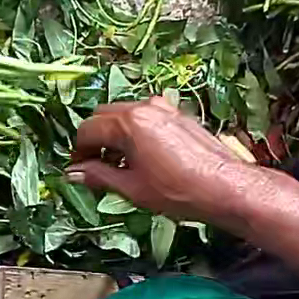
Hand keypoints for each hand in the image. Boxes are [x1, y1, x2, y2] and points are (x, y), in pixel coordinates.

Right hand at [66, 98, 281, 230]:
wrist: (225, 187)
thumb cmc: (179, 190)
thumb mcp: (132, 188)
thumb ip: (99, 176)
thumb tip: (73, 174)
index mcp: (128, 122)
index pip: (88, 130)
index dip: (78, 152)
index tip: (78, 169)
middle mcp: (145, 107)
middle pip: (104, 116)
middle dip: (95, 139)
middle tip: (94, 167)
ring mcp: (164, 107)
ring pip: (125, 114)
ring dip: (114, 134)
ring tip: (119, 164)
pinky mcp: (178, 115)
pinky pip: (145, 116)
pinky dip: (134, 131)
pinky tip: (141, 157)